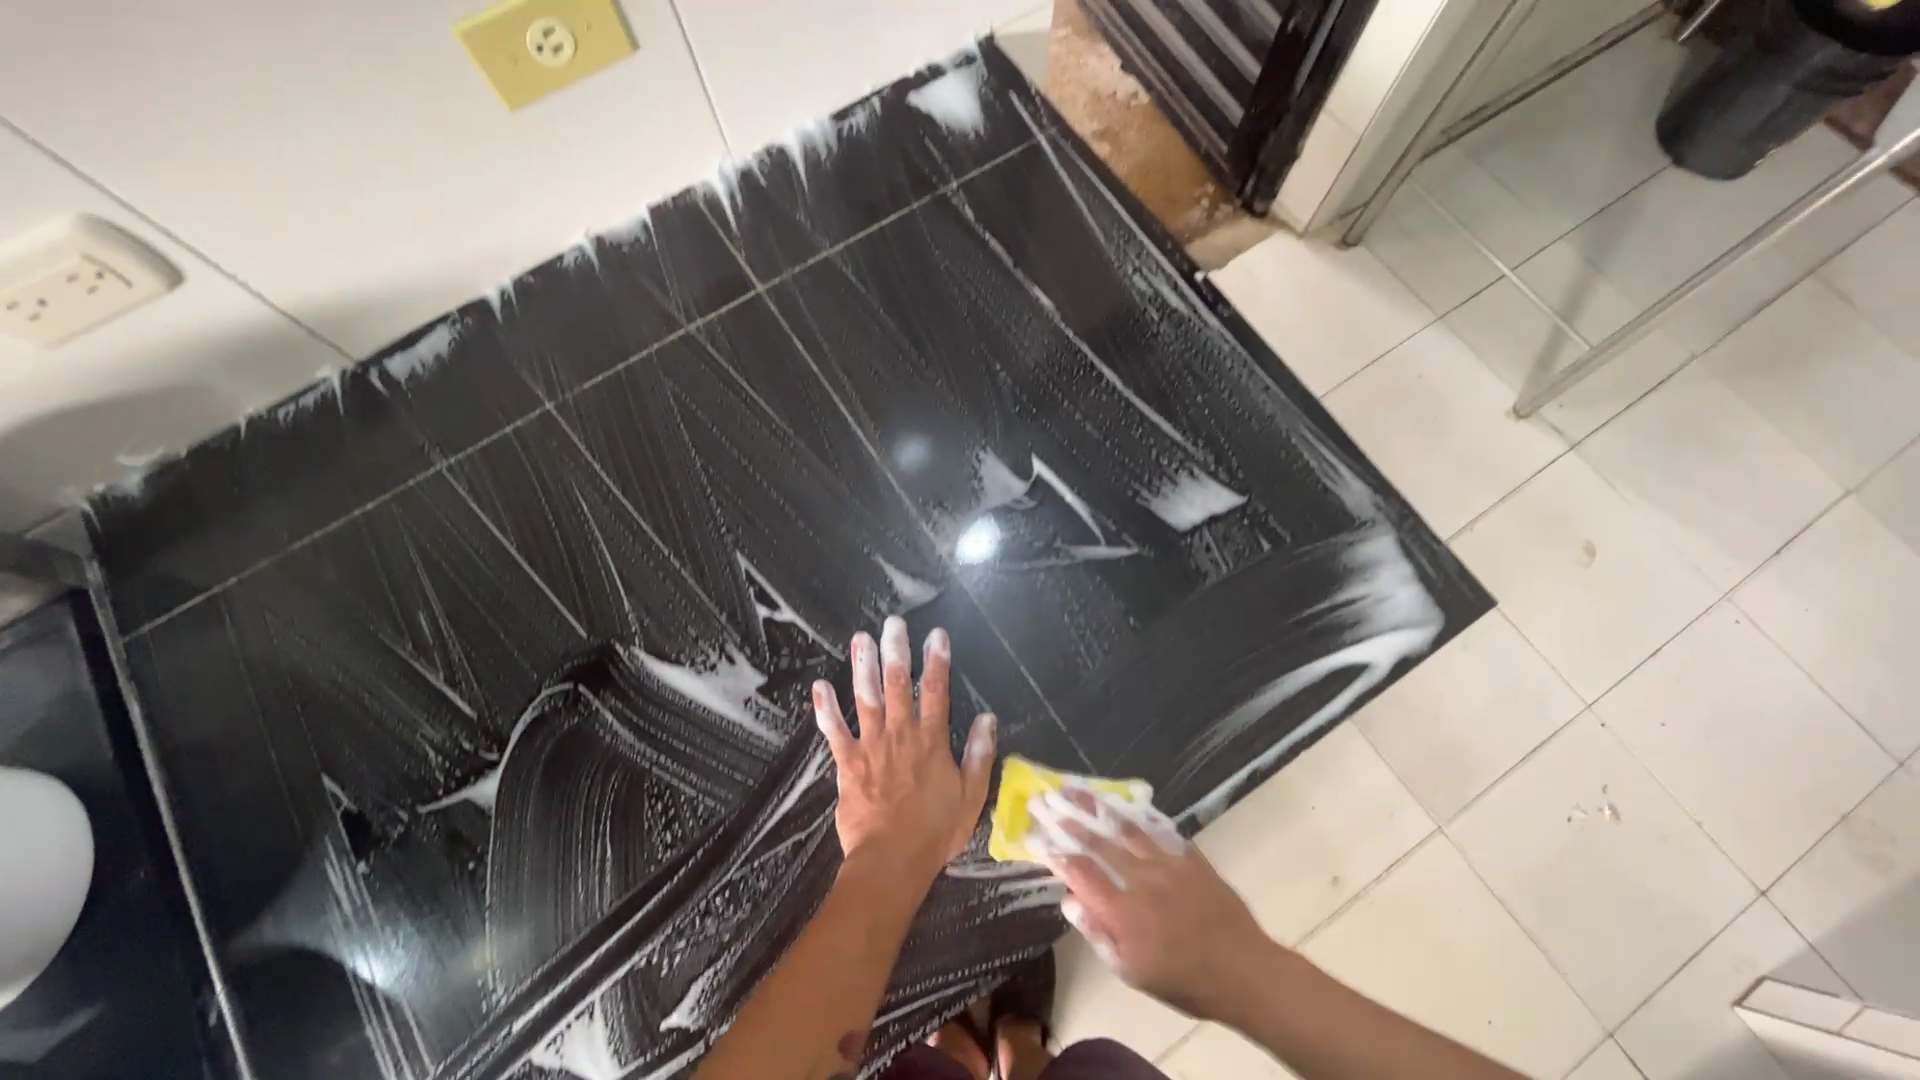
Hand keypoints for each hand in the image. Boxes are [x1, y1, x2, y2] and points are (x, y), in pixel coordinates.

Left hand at [813, 617, 996, 880]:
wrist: (892, 860)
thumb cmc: (936, 831)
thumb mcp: (972, 796)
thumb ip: (980, 755)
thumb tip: (988, 718)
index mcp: (932, 741)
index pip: (937, 691)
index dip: (937, 660)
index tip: (936, 634)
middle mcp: (901, 734)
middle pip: (898, 684)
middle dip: (896, 650)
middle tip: (893, 622)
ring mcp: (872, 746)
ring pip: (866, 698)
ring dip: (863, 666)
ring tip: (860, 639)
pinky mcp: (848, 763)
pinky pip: (835, 731)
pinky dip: (826, 709)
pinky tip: (819, 686)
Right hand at [1031, 789, 1273, 1020]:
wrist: (1244, 970)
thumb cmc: (1184, 980)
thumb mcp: (1132, 972)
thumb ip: (1098, 933)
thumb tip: (1068, 900)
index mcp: (1123, 910)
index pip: (1079, 871)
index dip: (1054, 850)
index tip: (1033, 832)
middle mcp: (1141, 878)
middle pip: (1097, 841)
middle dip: (1066, 817)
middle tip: (1043, 798)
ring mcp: (1167, 862)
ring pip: (1125, 827)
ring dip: (1096, 805)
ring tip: (1074, 787)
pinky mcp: (1189, 856)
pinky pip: (1158, 827)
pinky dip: (1137, 812)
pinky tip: (1123, 801)